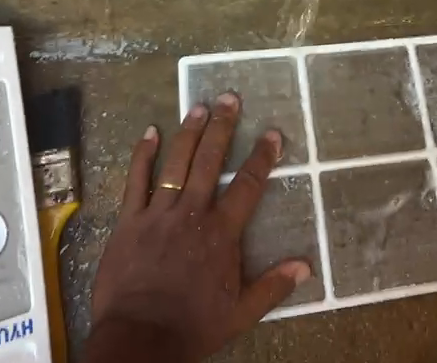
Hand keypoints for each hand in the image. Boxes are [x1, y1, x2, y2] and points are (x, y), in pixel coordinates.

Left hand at [83, 94, 310, 362]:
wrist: (139, 341)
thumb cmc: (192, 327)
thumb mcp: (239, 314)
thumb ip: (272, 286)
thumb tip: (306, 266)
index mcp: (221, 232)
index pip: (247, 185)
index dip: (262, 157)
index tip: (273, 133)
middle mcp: (193, 213)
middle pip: (210, 160)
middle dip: (222, 126)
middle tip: (230, 97)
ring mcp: (158, 213)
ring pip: (176, 162)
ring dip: (189, 132)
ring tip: (198, 105)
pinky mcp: (130, 221)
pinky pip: (136, 181)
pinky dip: (142, 155)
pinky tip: (149, 132)